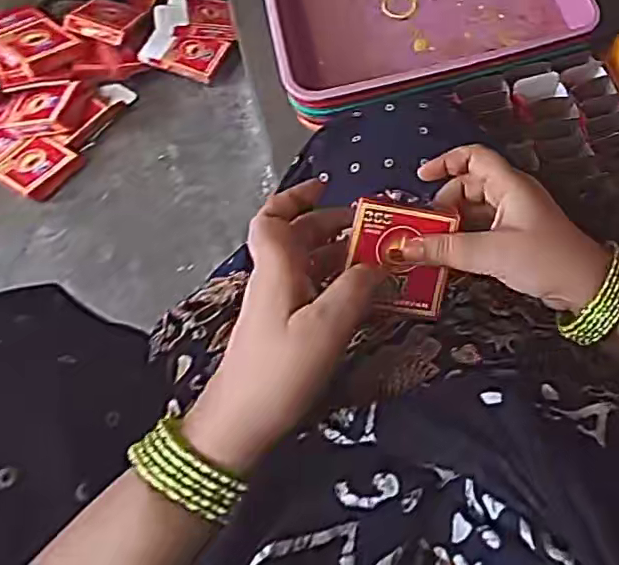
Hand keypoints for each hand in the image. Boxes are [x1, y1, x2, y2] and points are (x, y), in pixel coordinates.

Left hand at [180, 180, 380, 473]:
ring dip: (341, 252)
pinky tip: (363, 293)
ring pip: (309, 261)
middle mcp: (276, 278)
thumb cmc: (279, 370)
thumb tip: (381, 261)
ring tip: (377, 258)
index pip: (271, 217)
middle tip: (371, 227)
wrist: (237, 429)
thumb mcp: (328, 325)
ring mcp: (278, 303)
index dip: (295, 196)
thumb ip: (358, 286)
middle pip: (299, 235)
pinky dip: (338, 280)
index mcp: (278, 267)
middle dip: (334, 223)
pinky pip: (313, 287)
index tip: (326, 187)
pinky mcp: (284, 326)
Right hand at [396, 145, 612, 313]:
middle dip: (444, 202)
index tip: (421, 177)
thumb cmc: (546, 259)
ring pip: (474, 207)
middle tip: (424, 226)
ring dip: (453, 222)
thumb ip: (447, 249)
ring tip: (432, 244)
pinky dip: (465, 235)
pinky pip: (483, 225)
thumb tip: (407, 246)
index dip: (445, 161)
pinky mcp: (516, 233)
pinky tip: (451, 254)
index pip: (473, 156)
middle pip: (468, 184)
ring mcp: (515, 213)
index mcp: (509, 184)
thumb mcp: (491, 253)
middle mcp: (511, 193)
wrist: (584, 284)